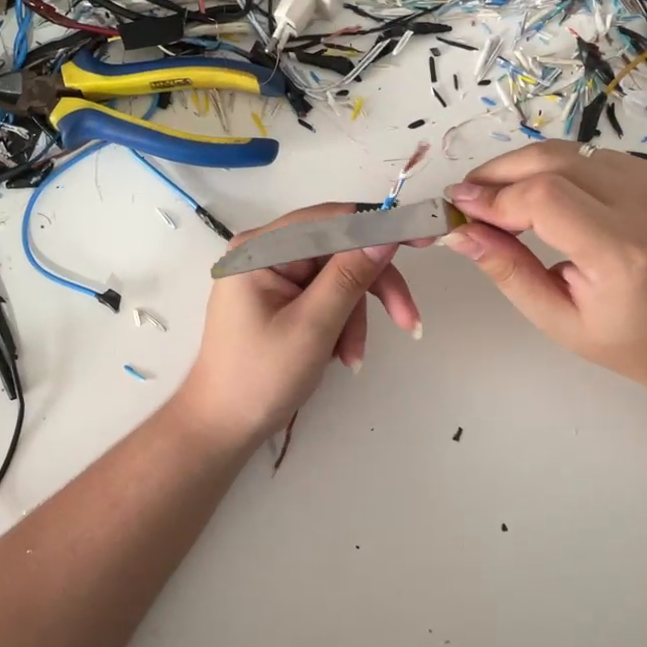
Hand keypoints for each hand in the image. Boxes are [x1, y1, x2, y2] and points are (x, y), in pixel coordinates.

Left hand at [175, 204, 422, 447]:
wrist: (223, 426)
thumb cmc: (260, 378)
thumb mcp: (313, 326)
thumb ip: (349, 276)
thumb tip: (385, 232)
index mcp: (259, 249)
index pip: (328, 220)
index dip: (378, 226)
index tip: (423, 238)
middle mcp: (262, 253)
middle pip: (337, 251)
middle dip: (371, 288)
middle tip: (409, 321)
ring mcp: (270, 276)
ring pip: (336, 278)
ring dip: (354, 317)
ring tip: (352, 359)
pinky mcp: (278, 299)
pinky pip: (323, 297)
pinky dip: (339, 324)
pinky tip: (340, 356)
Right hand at [440, 142, 646, 390]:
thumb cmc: (630, 340)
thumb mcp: (557, 319)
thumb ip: (507, 270)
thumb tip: (458, 232)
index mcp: (622, 254)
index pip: (544, 198)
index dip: (493, 197)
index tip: (458, 209)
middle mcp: (645, 206)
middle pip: (550, 160)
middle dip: (498, 174)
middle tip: (468, 198)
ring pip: (565, 151)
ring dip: (520, 168)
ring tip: (497, 199)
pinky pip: (586, 155)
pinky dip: (551, 169)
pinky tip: (539, 197)